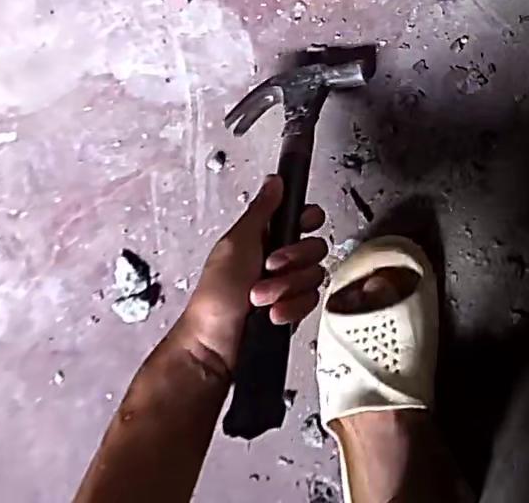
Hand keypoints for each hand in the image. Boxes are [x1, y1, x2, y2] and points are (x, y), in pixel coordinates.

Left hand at [169, 176, 327, 377]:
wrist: (213, 349)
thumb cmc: (216, 295)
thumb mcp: (236, 244)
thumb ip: (261, 210)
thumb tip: (274, 181)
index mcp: (266, 236)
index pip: (303, 216)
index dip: (309, 218)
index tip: (304, 224)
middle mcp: (281, 258)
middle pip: (315, 245)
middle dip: (292, 260)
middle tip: (269, 268)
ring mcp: (288, 285)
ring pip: (314, 274)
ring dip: (286, 288)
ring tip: (262, 299)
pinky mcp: (294, 309)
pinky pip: (311, 301)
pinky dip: (291, 308)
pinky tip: (272, 315)